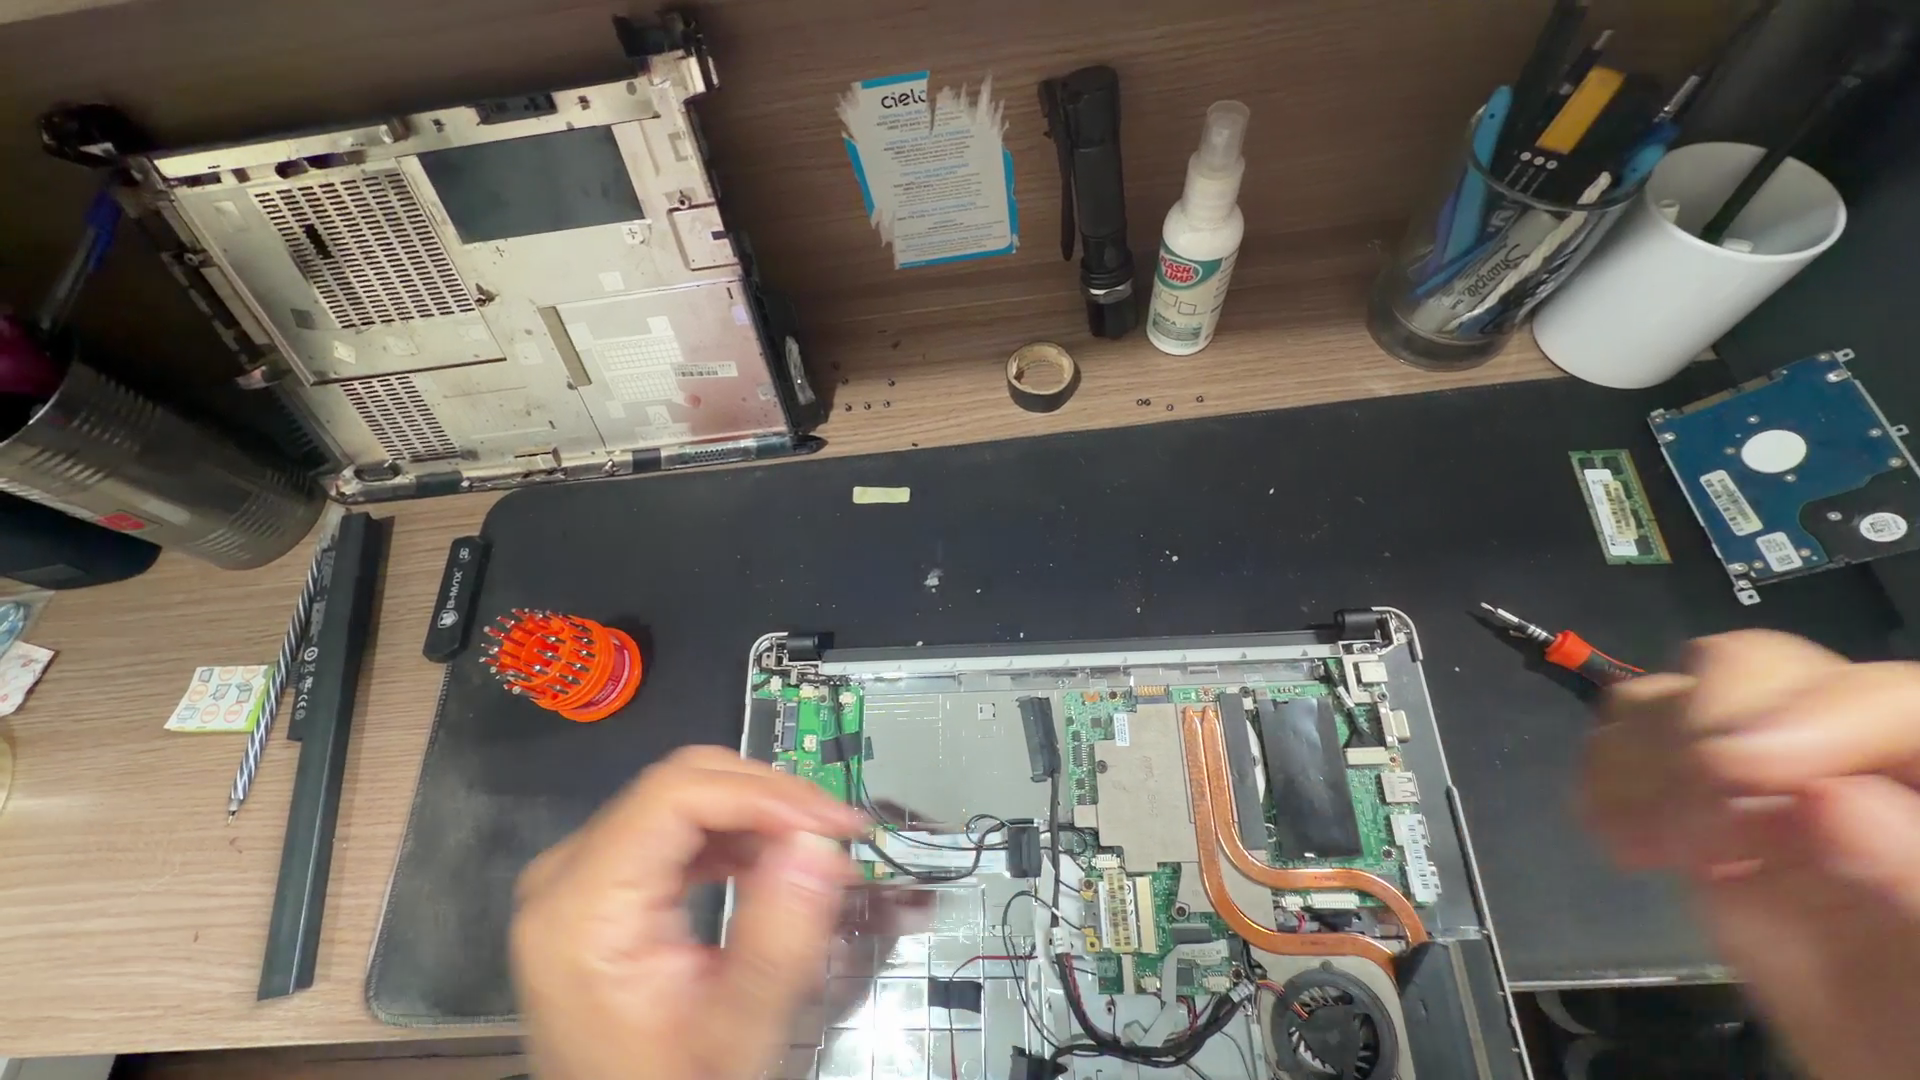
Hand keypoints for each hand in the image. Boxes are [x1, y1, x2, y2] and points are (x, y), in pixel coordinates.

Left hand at [511, 746, 867, 1079]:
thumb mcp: (735, 1037)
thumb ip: (779, 942)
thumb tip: (819, 841)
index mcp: (582, 908)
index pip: (676, 796)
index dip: (763, 794)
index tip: (833, 823)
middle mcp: (568, 873)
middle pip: (680, 784)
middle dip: (769, 797)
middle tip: (836, 832)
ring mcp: (584, 874)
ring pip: (685, 796)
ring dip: (760, 814)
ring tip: (818, 852)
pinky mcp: (606, 883)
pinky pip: (679, 827)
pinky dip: (737, 833)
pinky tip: (777, 864)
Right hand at [1585, 630, 1919, 1078]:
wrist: (1889, 1065)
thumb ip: (1907, 877)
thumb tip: (1826, 799)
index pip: (1874, 695)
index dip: (1803, 713)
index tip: (1731, 772)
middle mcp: (1835, 752)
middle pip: (1746, 672)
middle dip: (1694, 735)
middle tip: (1691, 833)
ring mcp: (1748, 775)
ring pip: (1662, 700)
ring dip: (1636, 761)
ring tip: (1647, 845)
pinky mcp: (1680, 804)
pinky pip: (1616, 749)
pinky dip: (1600, 783)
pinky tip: (1622, 841)